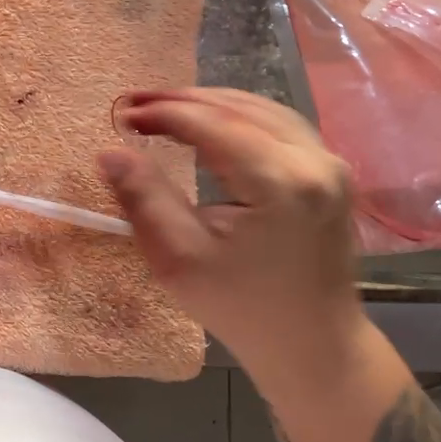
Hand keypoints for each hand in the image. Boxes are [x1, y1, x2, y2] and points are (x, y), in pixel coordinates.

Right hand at [98, 88, 365, 370]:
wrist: (310, 340)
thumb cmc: (238, 305)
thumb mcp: (177, 257)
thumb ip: (144, 198)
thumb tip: (109, 152)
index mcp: (280, 182)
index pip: (214, 124)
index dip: (164, 112)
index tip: (122, 114)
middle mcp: (315, 162)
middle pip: (243, 107)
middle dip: (185, 101)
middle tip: (135, 104)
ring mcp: (331, 166)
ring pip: (265, 111)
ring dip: (211, 105)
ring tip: (164, 109)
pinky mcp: (331, 176)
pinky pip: (281, 127)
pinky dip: (238, 118)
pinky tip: (208, 126)